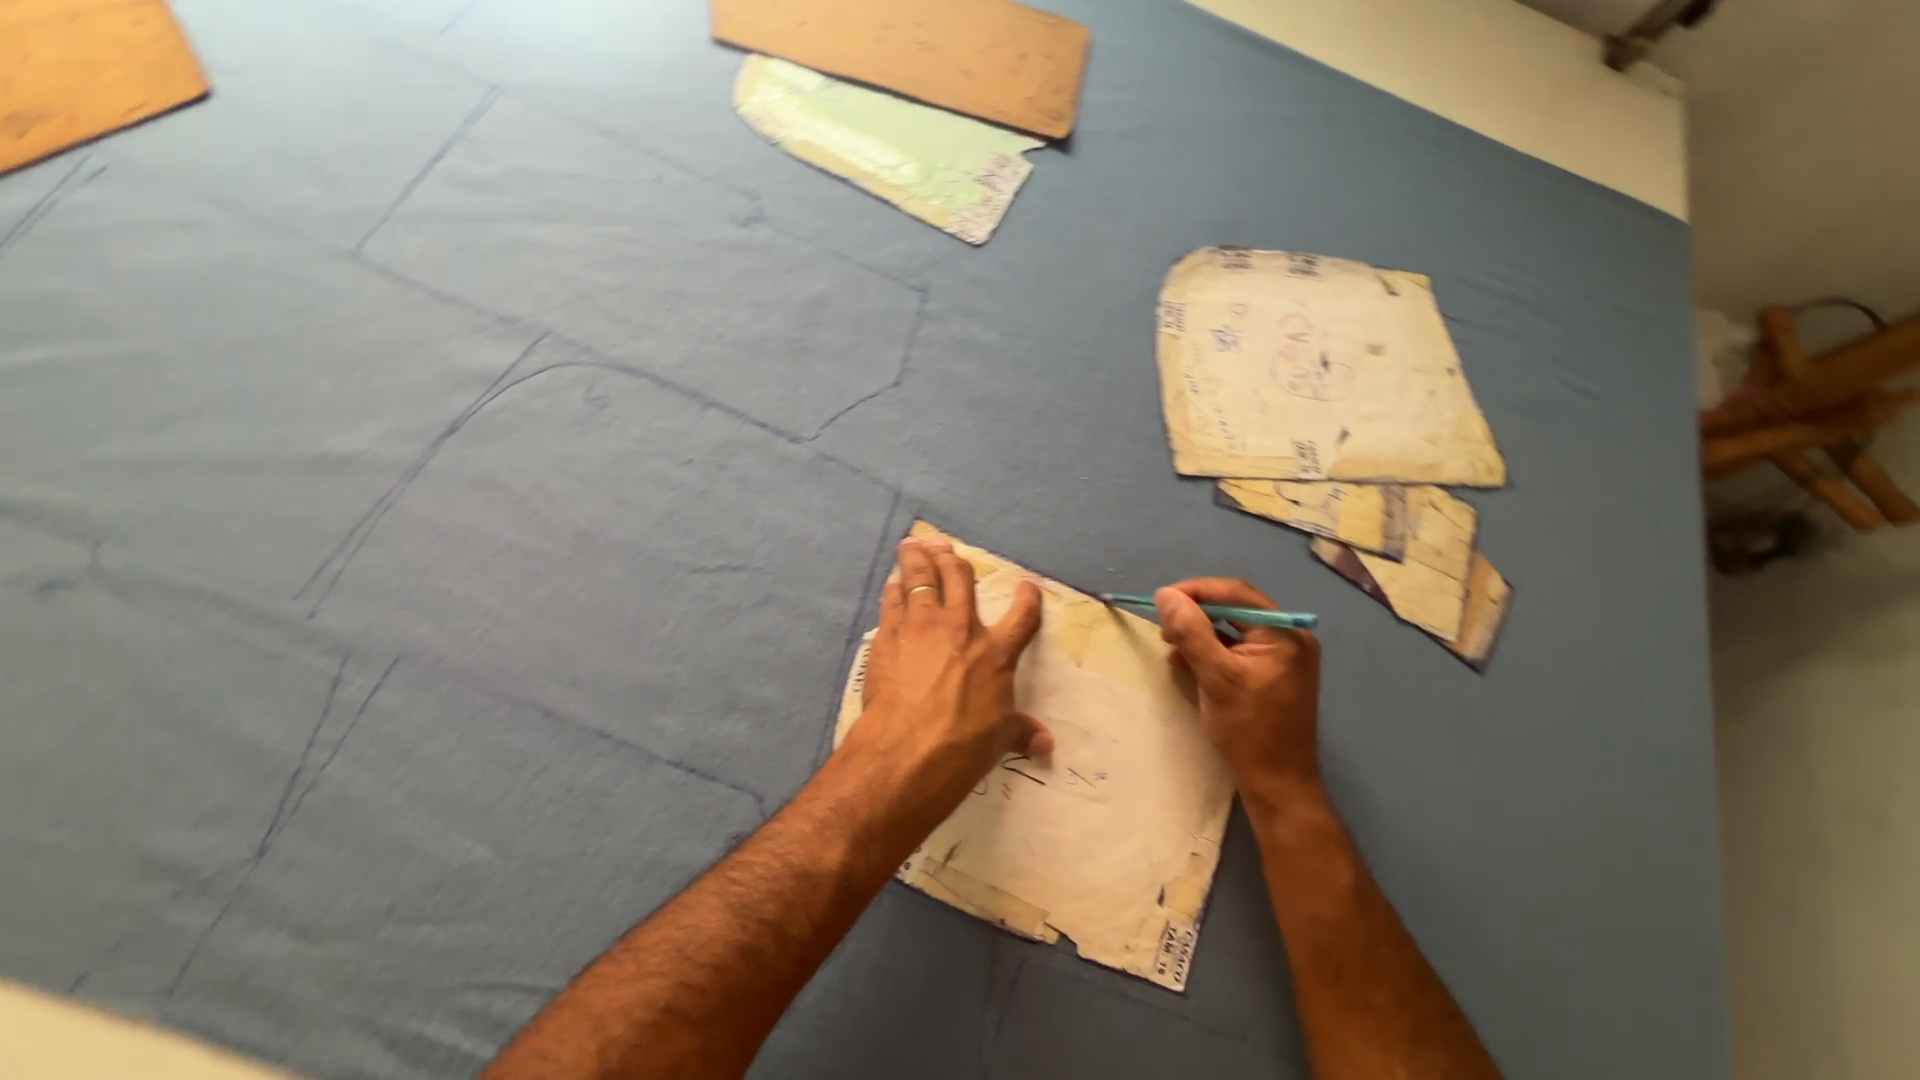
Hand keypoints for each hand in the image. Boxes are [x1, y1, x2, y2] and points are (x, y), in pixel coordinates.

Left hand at [849, 536, 1052, 803]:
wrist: (907, 747)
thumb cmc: (962, 744)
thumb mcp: (999, 739)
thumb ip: (1020, 732)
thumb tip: (1044, 744)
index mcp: (996, 652)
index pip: (1022, 616)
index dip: (1027, 598)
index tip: (1027, 586)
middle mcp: (960, 629)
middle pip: (959, 579)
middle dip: (953, 560)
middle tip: (944, 546)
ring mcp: (921, 627)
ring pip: (919, 580)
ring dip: (917, 559)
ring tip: (914, 544)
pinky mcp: (888, 637)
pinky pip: (892, 603)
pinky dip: (894, 590)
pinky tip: (892, 584)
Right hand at [1155, 578, 1322, 812]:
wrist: (1277, 784)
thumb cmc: (1249, 730)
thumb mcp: (1215, 677)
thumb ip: (1191, 632)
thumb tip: (1166, 595)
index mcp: (1284, 633)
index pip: (1236, 592)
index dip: (1196, 591)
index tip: (1162, 601)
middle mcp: (1289, 638)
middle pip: (1235, 608)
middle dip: (1197, 613)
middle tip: (1164, 626)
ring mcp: (1282, 657)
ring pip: (1233, 629)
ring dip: (1201, 633)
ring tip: (1172, 645)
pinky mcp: (1271, 674)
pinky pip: (1237, 649)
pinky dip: (1212, 651)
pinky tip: (1188, 662)